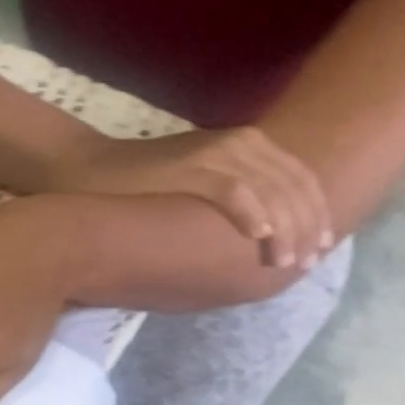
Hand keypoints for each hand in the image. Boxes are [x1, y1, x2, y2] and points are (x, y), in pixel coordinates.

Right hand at [50, 128, 333, 269]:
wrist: (84, 169)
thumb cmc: (134, 183)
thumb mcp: (191, 178)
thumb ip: (226, 192)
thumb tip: (257, 230)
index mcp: (244, 144)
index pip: (297, 177)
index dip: (316, 212)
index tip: (320, 246)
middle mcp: (237, 143)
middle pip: (291, 185)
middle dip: (307, 225)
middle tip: (308, 261)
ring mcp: (212, 154)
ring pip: (270, 190)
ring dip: (286, 227)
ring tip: (287, 260)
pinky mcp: (188, 169)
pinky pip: (233, 191)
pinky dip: (252, 214)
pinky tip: (261, 237)